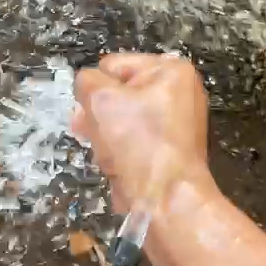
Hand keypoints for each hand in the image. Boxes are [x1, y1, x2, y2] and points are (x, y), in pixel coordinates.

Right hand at [72, 53, 211, 212]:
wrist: (166, 200)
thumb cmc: (136, 141)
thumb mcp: (99, 98)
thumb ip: (85, 80)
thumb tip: (87, 87)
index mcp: (171, 71)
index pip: (112, 66)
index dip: (95, 88)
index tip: (88, 110)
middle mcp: (180, 93)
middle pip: (118, 93)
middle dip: (98, 113)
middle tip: (85, 130)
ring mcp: (178, 124)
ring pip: (122, 120)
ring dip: (105, 134)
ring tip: (104, 152)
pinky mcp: (172, 151)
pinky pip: (135, 141)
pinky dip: (120, 150)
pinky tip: (115, 164)